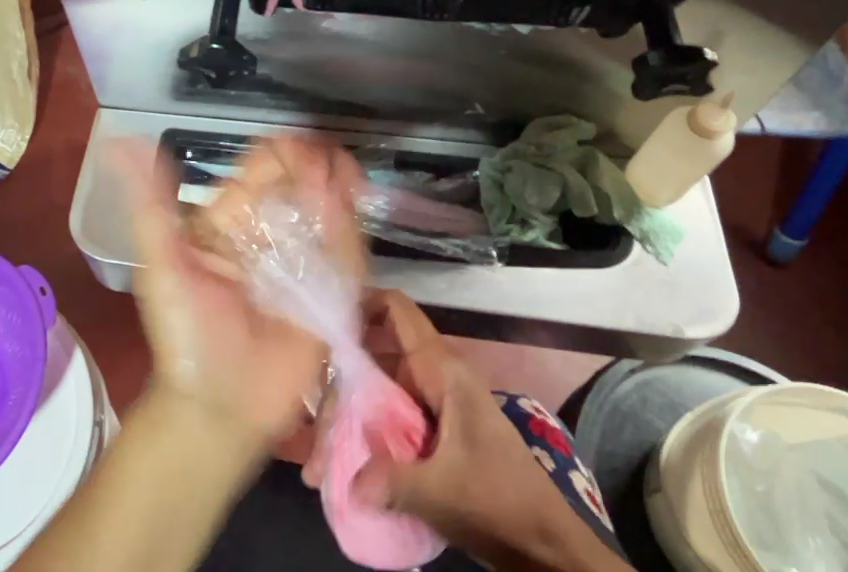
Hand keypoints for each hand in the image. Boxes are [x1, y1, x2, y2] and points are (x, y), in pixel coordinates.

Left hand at [115, 137, 366, 453]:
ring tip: (346, 179)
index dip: (281, 151)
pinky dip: (353, 229)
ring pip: (330, 210)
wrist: (216, 407)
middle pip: (302, 181)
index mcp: (231, 220)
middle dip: (318, 162)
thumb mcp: (160, 265)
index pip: (262, 167)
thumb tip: (121, 144)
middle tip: (328, 164)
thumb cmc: (184, 336)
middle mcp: (271, 233)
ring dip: (341, 187)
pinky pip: (349, 253)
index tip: (296, 148)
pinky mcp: (332, 294)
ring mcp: (305, 263)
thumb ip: (150, 205)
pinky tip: (351, 215)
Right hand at [312, 290, 631, 571]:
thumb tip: (346, 484)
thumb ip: (391, 481)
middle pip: (373, 357)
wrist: (543, 545)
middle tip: (303, 412)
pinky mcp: (428, 435)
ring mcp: (430, 406)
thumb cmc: (500, 501)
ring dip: (344, 416)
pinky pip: (384, 420)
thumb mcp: (443, 492)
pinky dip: (359, 436)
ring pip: (375, 392)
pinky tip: (336, 467)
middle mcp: (433, 378)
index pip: (398, 312)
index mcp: (442, 371)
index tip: (319, 320)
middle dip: (337, 379)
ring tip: (313, 456)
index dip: (360, 302)